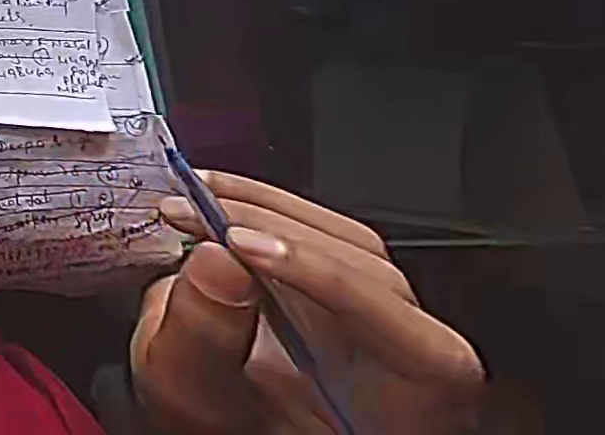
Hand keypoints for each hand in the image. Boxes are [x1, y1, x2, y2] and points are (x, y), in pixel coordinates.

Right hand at [131, 171, 482, 433]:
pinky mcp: (329, 276)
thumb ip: (203, 335)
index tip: (239, 245)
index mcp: (395, 420)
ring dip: (257, 204)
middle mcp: (401, 366)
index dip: (329, 282)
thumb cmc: (205, 413)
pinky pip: (311, 224)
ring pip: (344, 239)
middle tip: (192, 210)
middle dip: (270, 228)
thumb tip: (217, 255)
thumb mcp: (188, 390)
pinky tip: (205, 192)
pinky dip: (253, 199)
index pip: (417, 350)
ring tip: (191, 197)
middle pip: (373, 275)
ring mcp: (371, 317)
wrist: (197, 393)